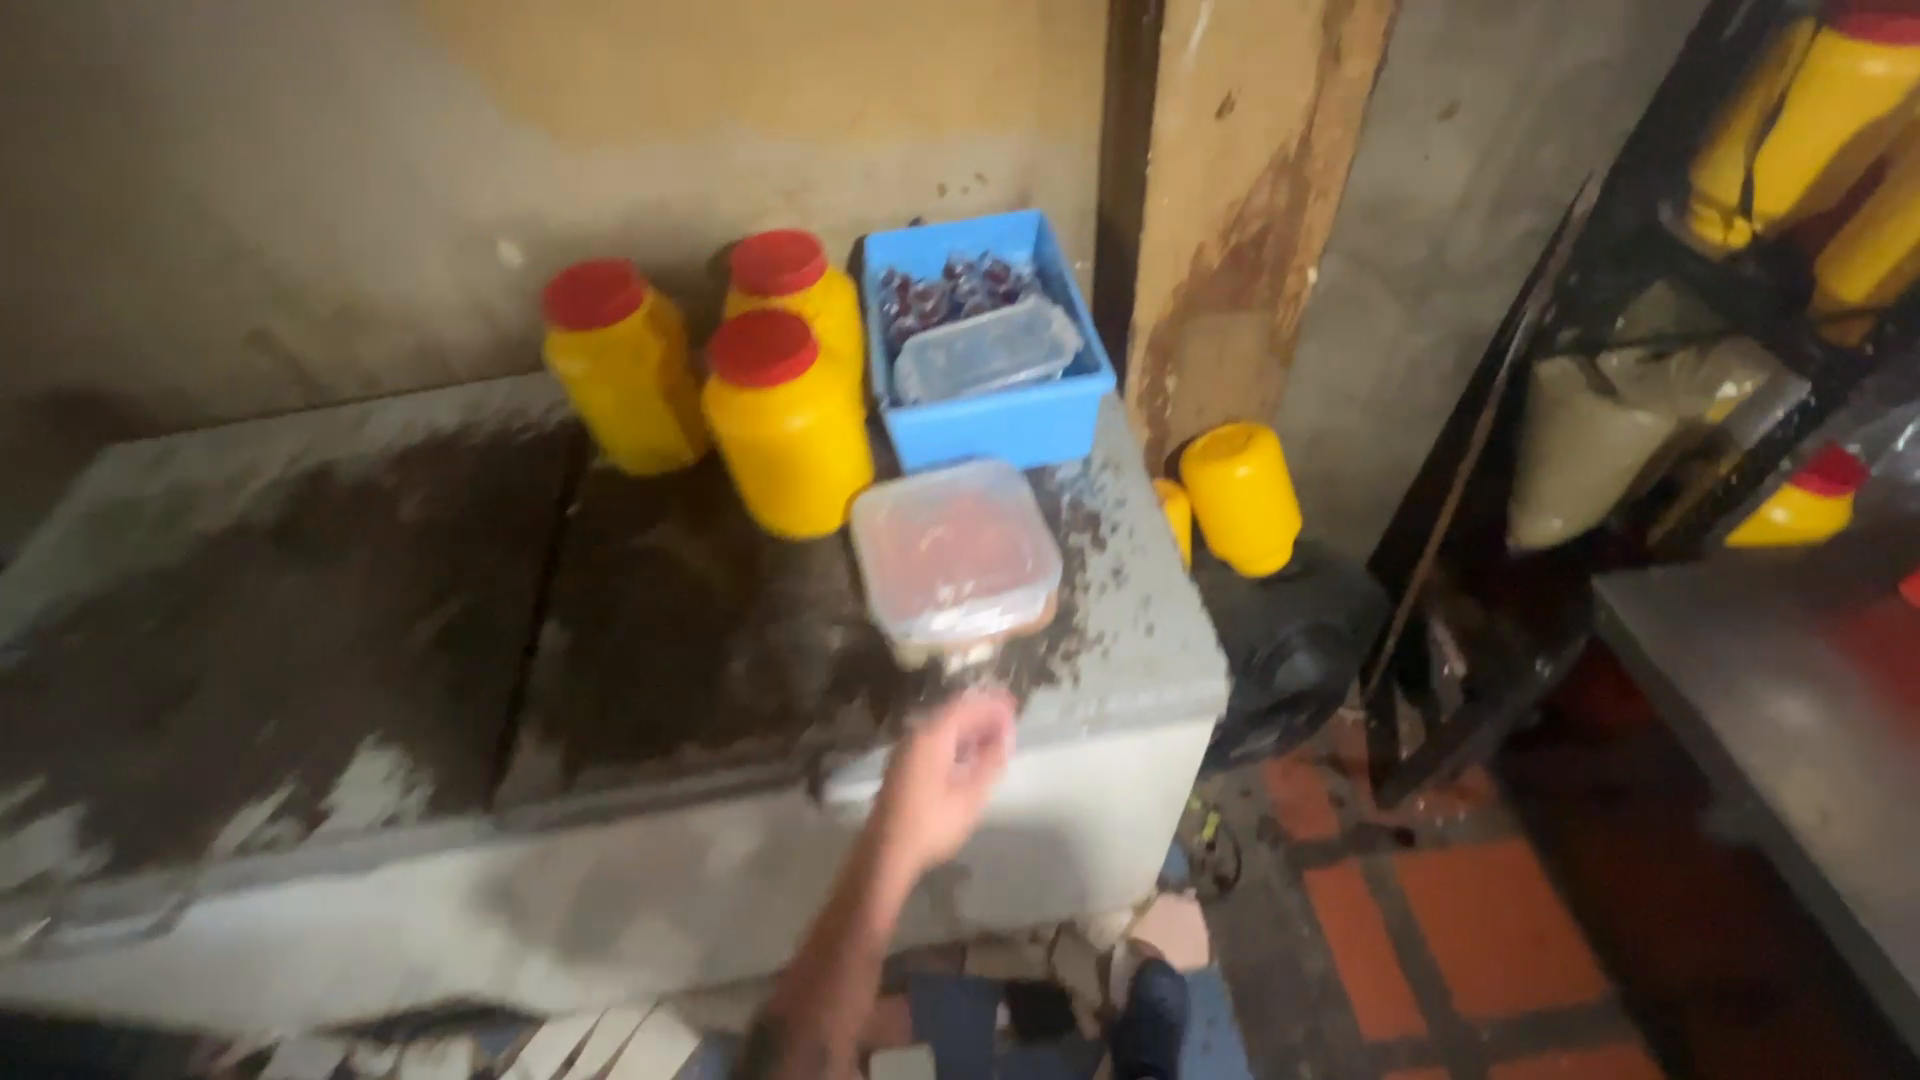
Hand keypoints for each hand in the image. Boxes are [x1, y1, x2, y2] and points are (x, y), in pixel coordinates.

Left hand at [870, 686, 1016, 877]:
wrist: (886, 852)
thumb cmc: (931, 824)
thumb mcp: (969, 796)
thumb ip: (989, 762)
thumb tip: (1005, 737)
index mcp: (932, 736)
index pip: (966, 706)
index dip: (991, 703)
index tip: (1013, 705)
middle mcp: (916, 735)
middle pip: (953, 714)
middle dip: (982, 715)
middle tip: (1009, 722)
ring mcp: (906, 750)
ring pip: (943, 728)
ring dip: (970, 729)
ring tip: (996, 738)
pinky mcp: (903, 765)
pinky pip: (934, 741)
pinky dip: (956, 742)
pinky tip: (970, 756)